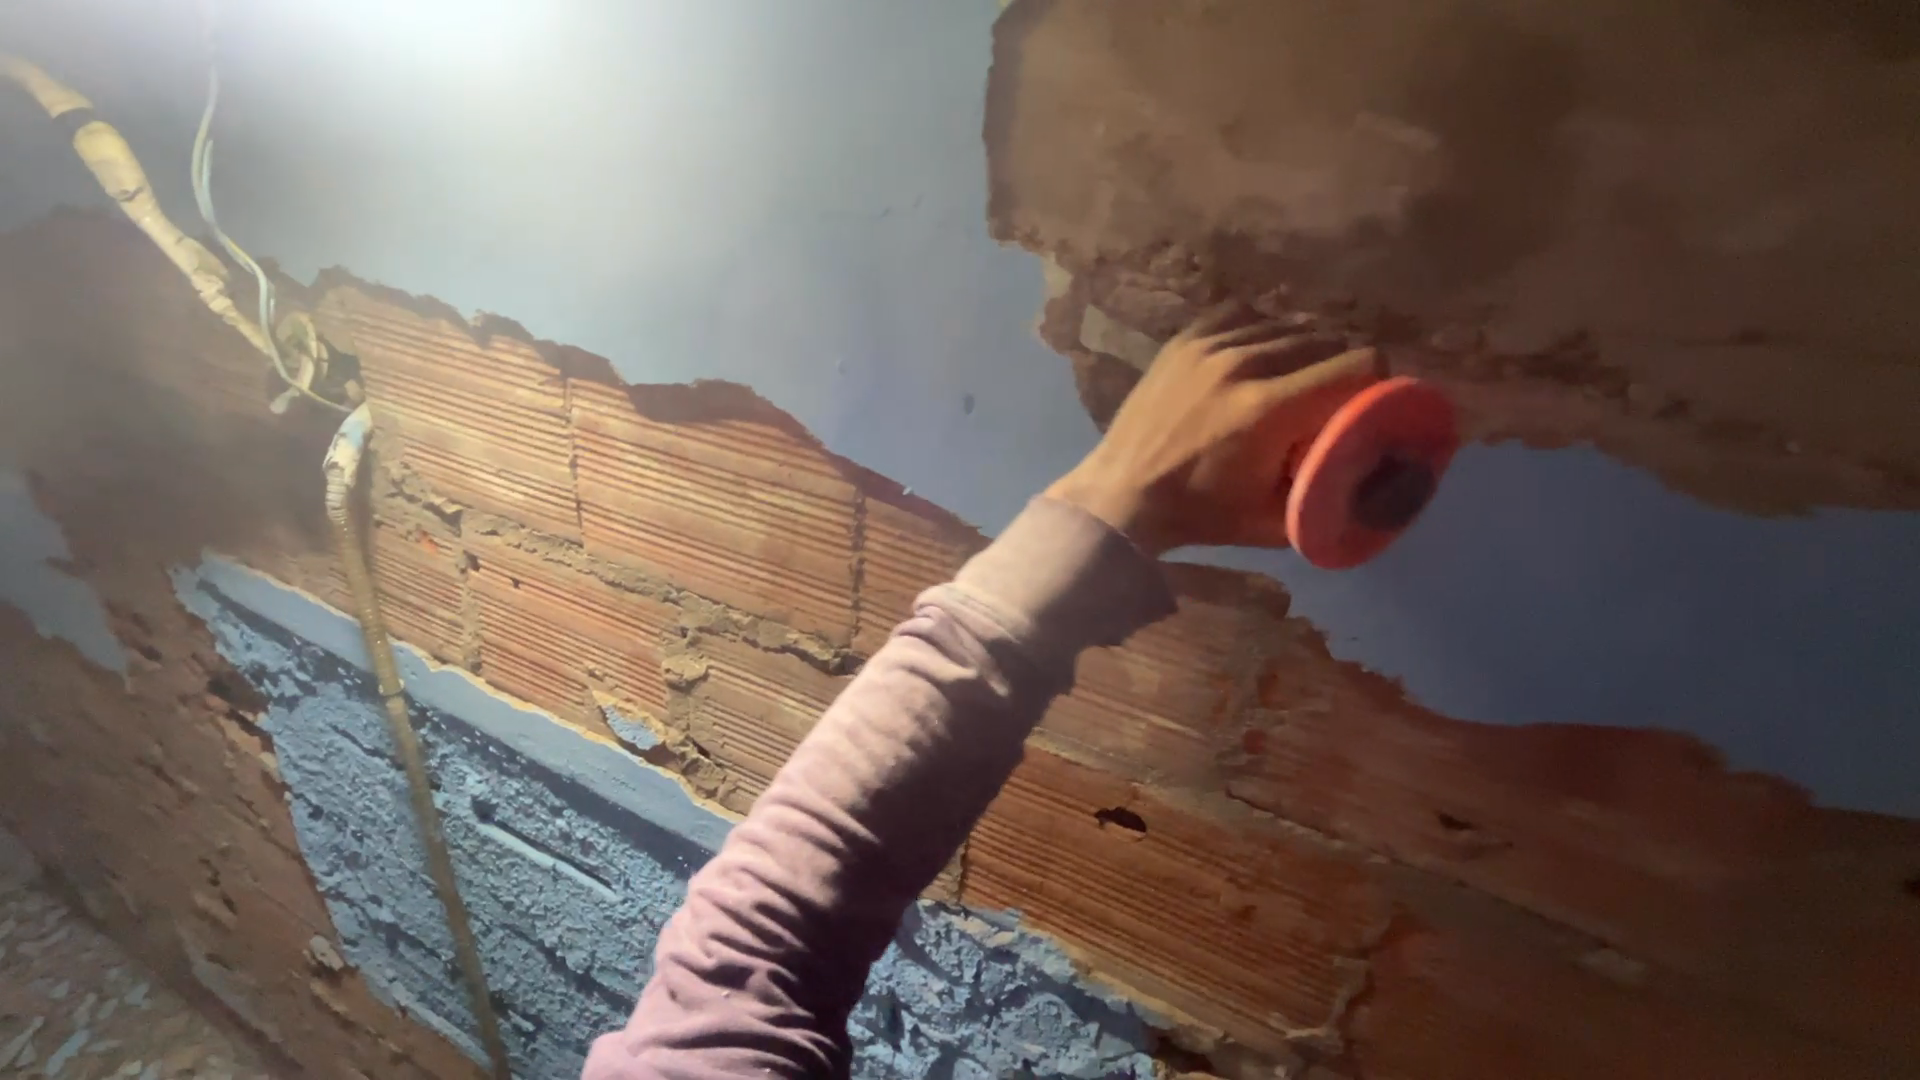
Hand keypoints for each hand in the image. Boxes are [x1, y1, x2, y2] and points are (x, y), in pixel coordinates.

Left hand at [1044, 305, 1381, 554]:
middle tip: (1330, 398)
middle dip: (1339, 367)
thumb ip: (1328, 490)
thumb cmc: (1198, 513)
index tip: (1369, 401)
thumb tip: (1375, 466)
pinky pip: (1243, 316)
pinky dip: (1260, 332)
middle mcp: (1243, 364)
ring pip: (1286, 326)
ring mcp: (1208, 346)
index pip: (1358, 362)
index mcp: (1269, 409)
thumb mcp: (1272, 519)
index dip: (1376, 380)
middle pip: (1325, 339)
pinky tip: (1256, 356)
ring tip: (1291, 380)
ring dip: (1300, 351)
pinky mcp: (1184, 340)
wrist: (1121, 494)